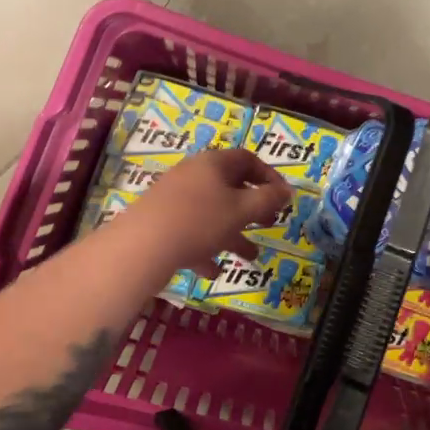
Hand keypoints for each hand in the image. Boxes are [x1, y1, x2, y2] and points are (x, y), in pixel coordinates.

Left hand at [119, 148, 292, 276]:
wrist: (141, 247)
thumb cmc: (199, 221)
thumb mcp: (242, 210)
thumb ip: (268, 200)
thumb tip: (288, 191)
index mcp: (213, 163)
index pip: (248, 160)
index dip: (269, 177)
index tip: (283, 198)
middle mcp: (193, 175)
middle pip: (230, 186)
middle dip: (253, 208)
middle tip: (269, 223)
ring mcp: (174, 198)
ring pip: (212, 212)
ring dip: (233, 232)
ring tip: (250, 256)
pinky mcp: (160, 221)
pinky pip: (191, 230)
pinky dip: (206, 246)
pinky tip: (213, 270)